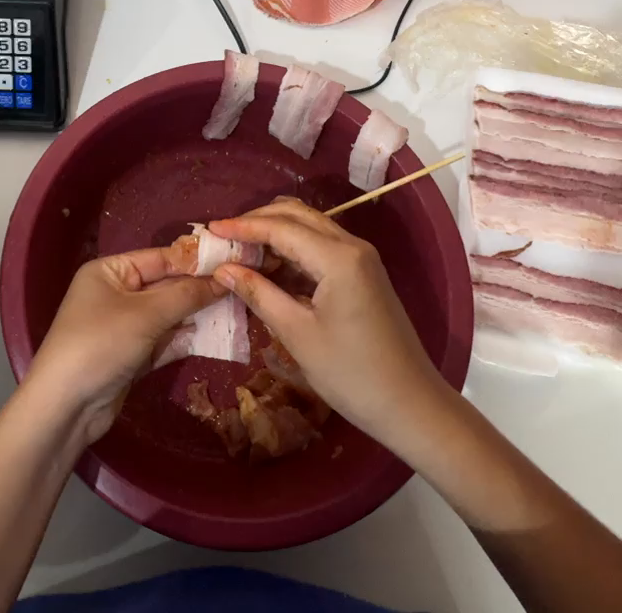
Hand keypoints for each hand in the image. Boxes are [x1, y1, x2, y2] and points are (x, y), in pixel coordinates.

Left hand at [23, 249, 224, 443]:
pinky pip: (166, 340)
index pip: (160, 258)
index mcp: (110, 271)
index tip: (233, 261)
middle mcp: (116, 293)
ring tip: (238, 310)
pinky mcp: (132, 355)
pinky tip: (218, 336)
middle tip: (241, 287)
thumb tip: (223, 278)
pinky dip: (187, 338)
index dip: (195, 260)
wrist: (66, 407)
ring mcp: (124, 326)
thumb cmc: (101, 344)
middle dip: (200, 289)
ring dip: (198, 314)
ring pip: (169, 314)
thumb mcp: (146, 314)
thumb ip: (186, 294)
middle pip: (166, 285)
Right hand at [207, 198, 446, 439]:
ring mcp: (360, 259)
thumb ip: (259, 294)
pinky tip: (268, 266)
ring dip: (274, 232)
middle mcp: (352, 246)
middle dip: (258, 221)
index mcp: (338, 257)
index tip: (210, 229)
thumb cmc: (351, 373)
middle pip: (297, 216)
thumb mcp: (297, 334)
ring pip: (310, 228)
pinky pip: (320, 247)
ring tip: (239, 249)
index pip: (281, 227)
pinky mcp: (362, 274)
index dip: (242, 227)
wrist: (411, 405)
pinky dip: (291, 249)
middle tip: (222, 236)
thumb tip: (224, 269)